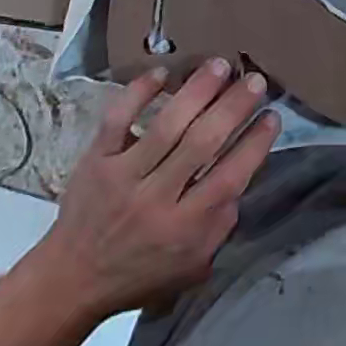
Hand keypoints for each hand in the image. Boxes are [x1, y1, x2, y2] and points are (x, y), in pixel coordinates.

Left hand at [0, 59, 279, 345]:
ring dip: (197, 90)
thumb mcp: (193, 263)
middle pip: (201, 143)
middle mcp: (156, 199)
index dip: (255, 143)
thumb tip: (244, 170)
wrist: (71, 280)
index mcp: (184, 228)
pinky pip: (117, 120)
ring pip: (166, 125)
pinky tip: (163, 71)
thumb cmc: (142, 270)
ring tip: (220, 64)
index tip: (273, 115)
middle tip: (255, 79)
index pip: (229, 178)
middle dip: (233, 106)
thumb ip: (221, 221)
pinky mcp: (95, 160)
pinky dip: (139, 92)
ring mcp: (122, 177)